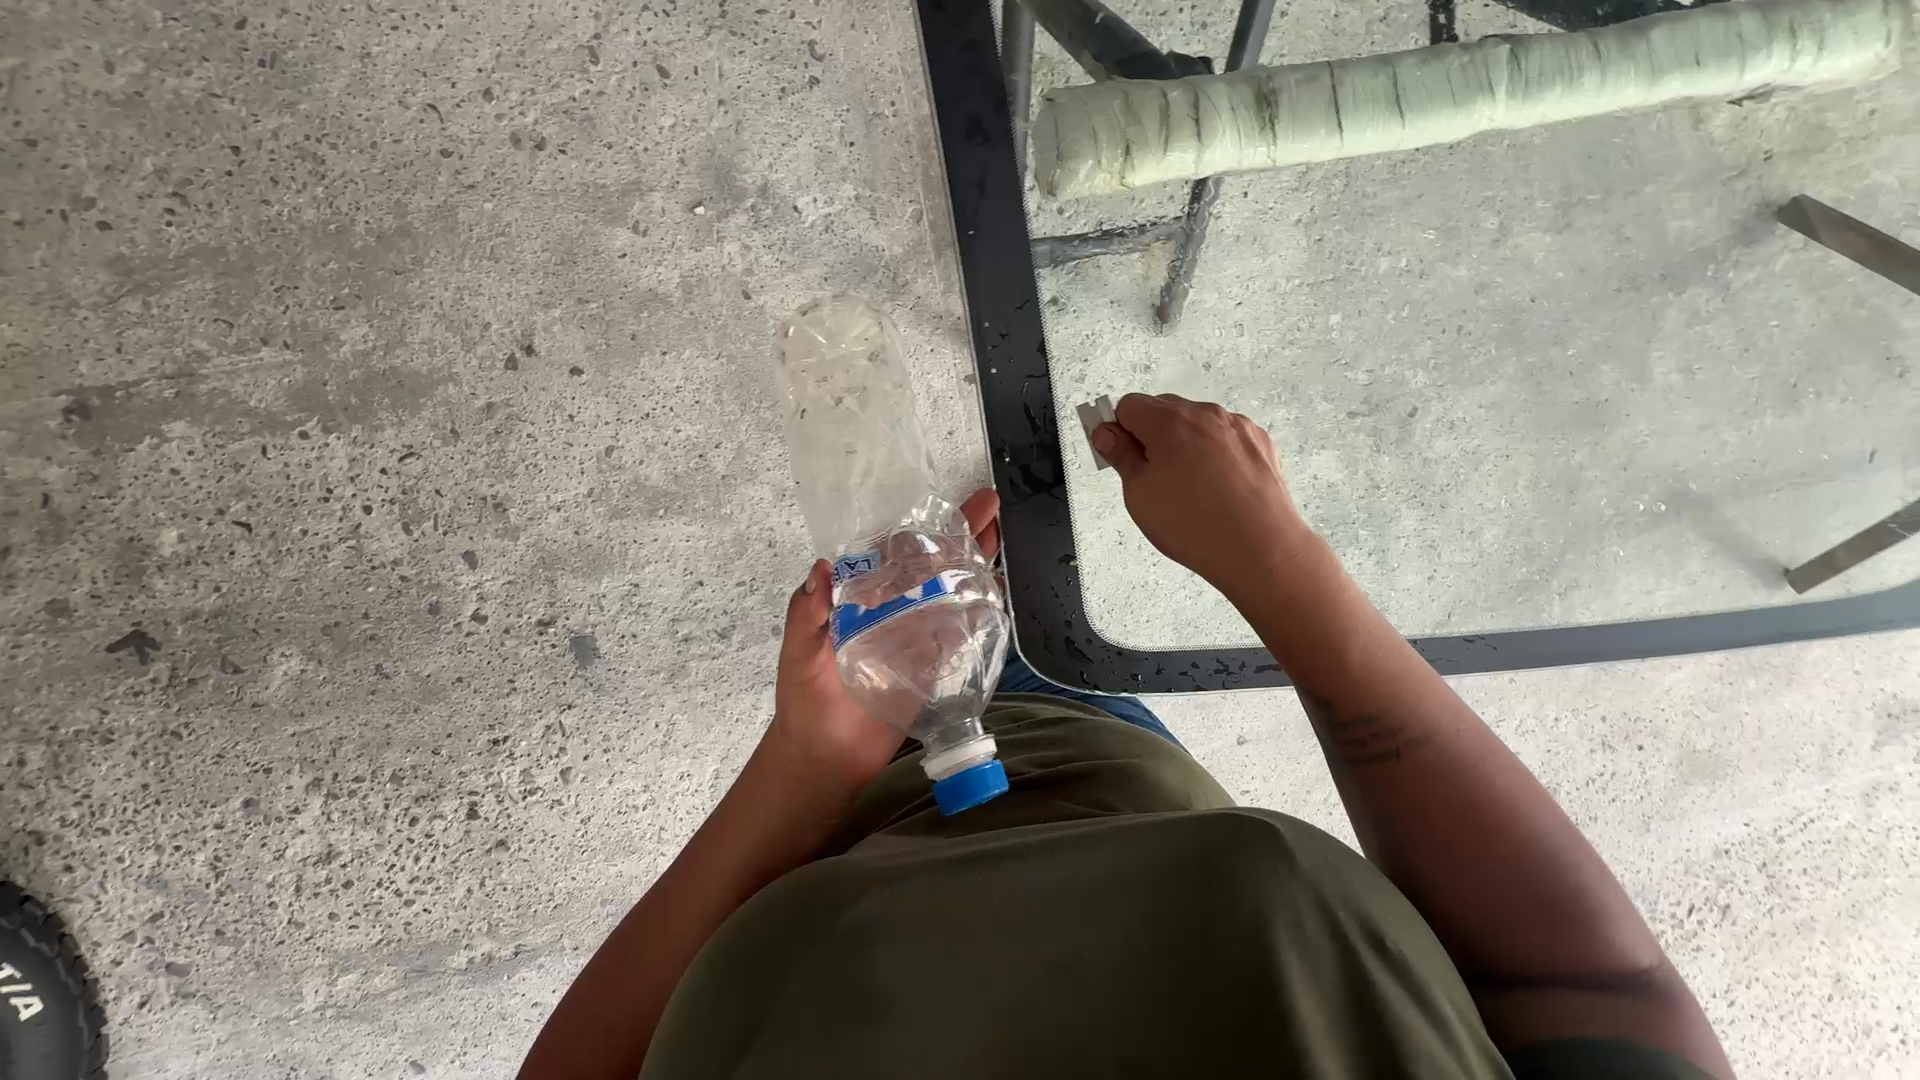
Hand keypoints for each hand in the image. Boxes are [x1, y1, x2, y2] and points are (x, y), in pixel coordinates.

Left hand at [765, 487, 1005, 786]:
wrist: (828, 756)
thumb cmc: (806, 699)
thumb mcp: (799, 650)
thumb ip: (807, 613)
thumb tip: (821, 567)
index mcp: (862, 598)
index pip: (894, 553)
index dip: (919, 529)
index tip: (943, 507)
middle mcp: (894, 608)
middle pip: (932, 564)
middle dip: (961, 534)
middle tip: (991, 507)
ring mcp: (919, 634)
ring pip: (952, 589)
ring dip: (977, 563)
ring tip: (1003, 536)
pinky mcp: (937, 662)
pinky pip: (963, 630)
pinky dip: (983, 608)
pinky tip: (1001, 588)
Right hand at [1092, 394, 1316, 598]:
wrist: (1260, 548)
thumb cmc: (1194, 525)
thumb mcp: (1139, 494)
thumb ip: (1120, 456)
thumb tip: (1106, 434)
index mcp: (1169, 421)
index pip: (1128, 406)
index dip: (1118, 430)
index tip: (1119, 455)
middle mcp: (1205, 414)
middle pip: (1164, 409)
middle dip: (1151, 435)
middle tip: (1151, 478)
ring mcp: (1237, 426)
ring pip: (1196, 423)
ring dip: (1184, 444)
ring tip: (1188, 489)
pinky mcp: (1260, 443)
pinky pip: (1225, 437)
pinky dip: (1214, 454)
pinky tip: (1215, 488)